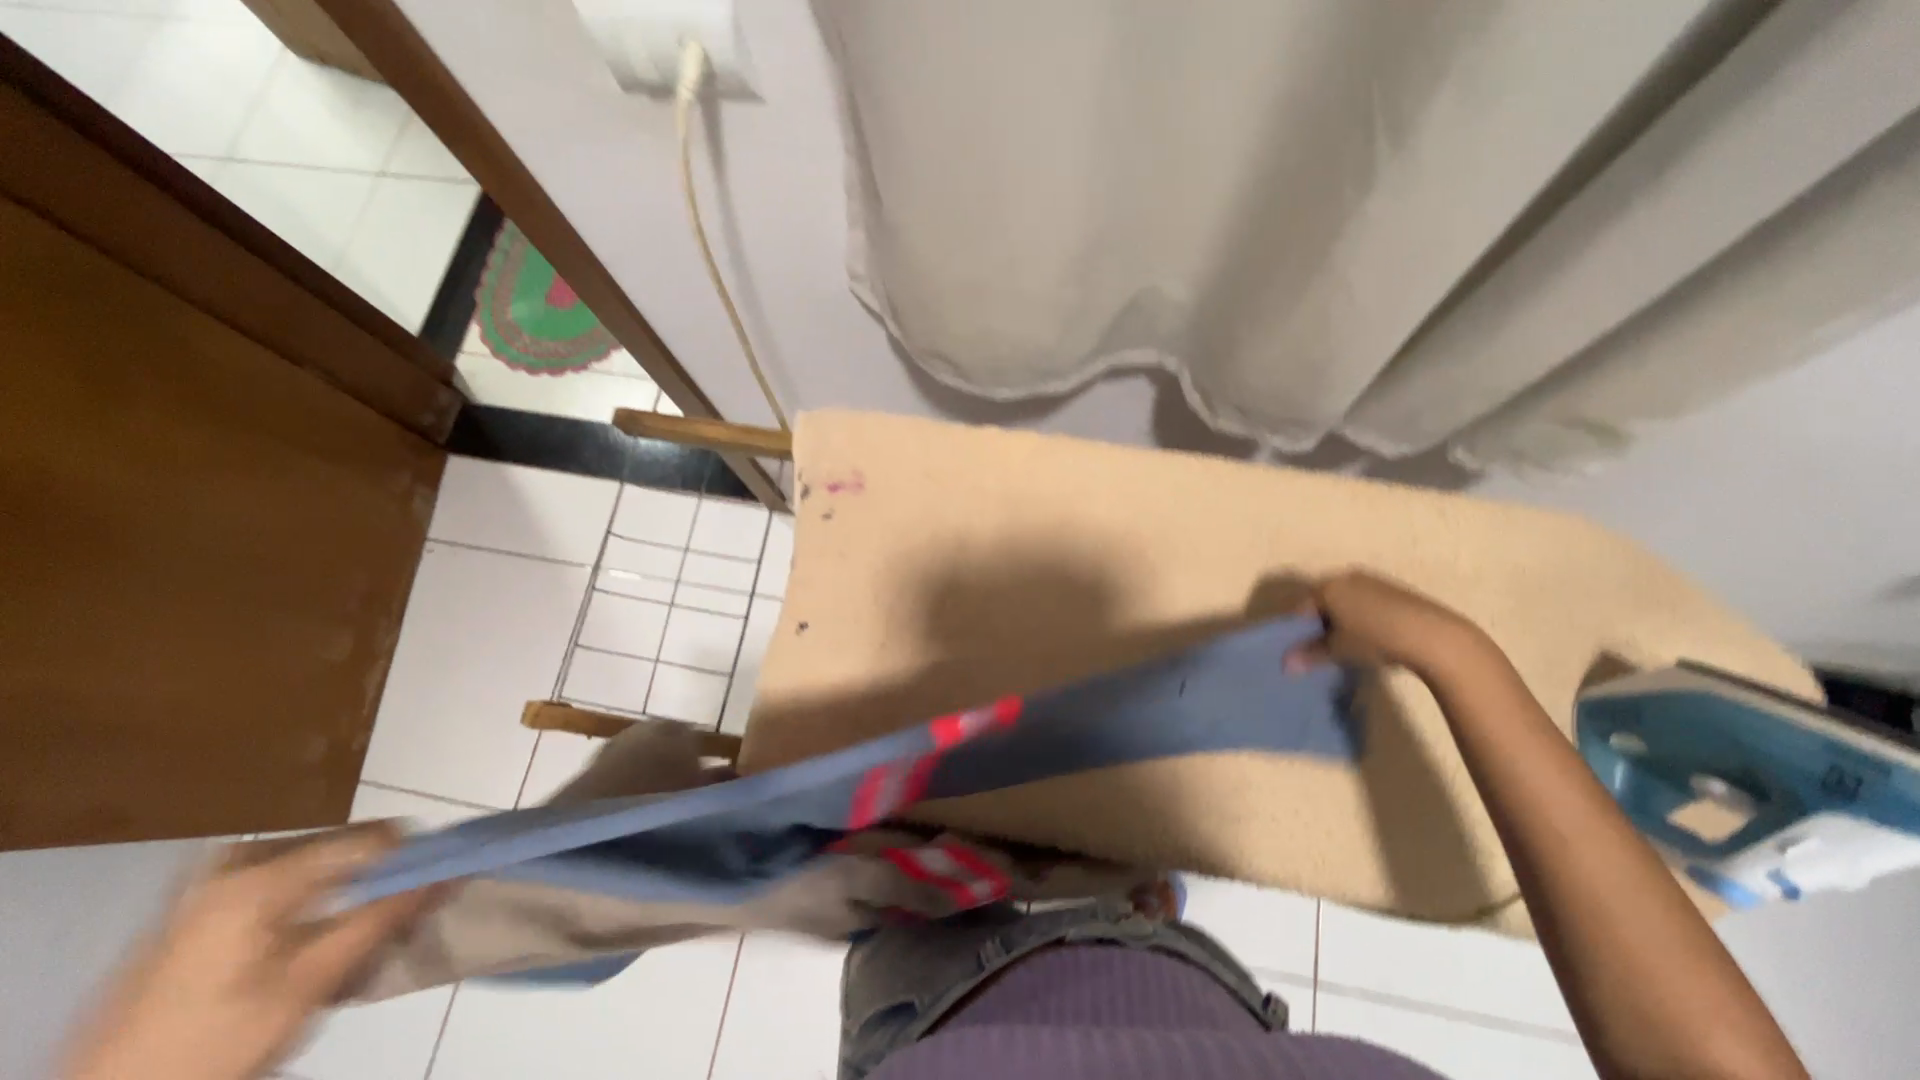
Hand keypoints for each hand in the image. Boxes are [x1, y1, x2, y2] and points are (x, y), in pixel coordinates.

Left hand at [63, 826, 441, 1079]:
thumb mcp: (309, 986)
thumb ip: (382, 920)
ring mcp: (213, 878)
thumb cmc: (214, 1042)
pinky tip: (306, 955)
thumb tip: (449, 873)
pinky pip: (286, 885)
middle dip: (377, 887)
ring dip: (347, 902)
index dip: (417, 858)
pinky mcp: (201, 901)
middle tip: (385, 938)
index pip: (372, 838)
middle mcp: (238, 858)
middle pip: (345, 851)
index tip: (443, 889)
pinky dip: (312, 911)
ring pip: (319, 870)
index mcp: (260, 872)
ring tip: (347, 954)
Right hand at [1284, 570, 1491, 677]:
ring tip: (1348, 644)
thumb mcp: (1339, 650)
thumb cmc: (1375, 638)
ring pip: (1345, 600)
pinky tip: (1372, 636)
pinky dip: (1361, 616)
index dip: (1297, 629)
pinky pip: (1366, 601)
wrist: (1432, 635)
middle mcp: (1347, 576)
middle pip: (1322, 600)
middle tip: (1323, 647)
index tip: (1301, 649)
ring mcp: (1373, 580)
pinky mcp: (1394, 589)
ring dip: (1341, 619)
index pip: (1301, 607)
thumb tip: (1286, 665)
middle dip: (1319, 622)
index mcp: (1328, 586)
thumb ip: (1310, 654)